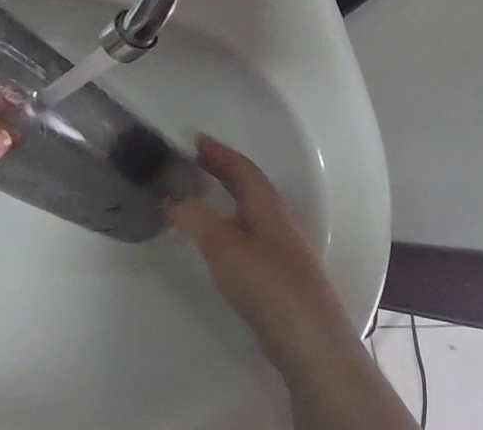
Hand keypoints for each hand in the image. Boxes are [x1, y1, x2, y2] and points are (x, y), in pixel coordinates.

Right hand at [164, 136, 354, 366]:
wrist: (311, 343)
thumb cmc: (266, 283)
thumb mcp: (220, 243)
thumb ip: (192, 215)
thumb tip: (171, 197)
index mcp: (267, 207)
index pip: (242, 168)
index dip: (218, 152)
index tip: (194, 138)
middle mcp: (279, 223)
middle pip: (250, 187)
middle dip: (222, 171)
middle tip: (193, 162)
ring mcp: (284, 251)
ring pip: (252, 212)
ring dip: (226, 198)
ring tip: (199, 196)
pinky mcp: (282, 276)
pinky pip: (250, 235)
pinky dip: (230, 224)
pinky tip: (218, 240)